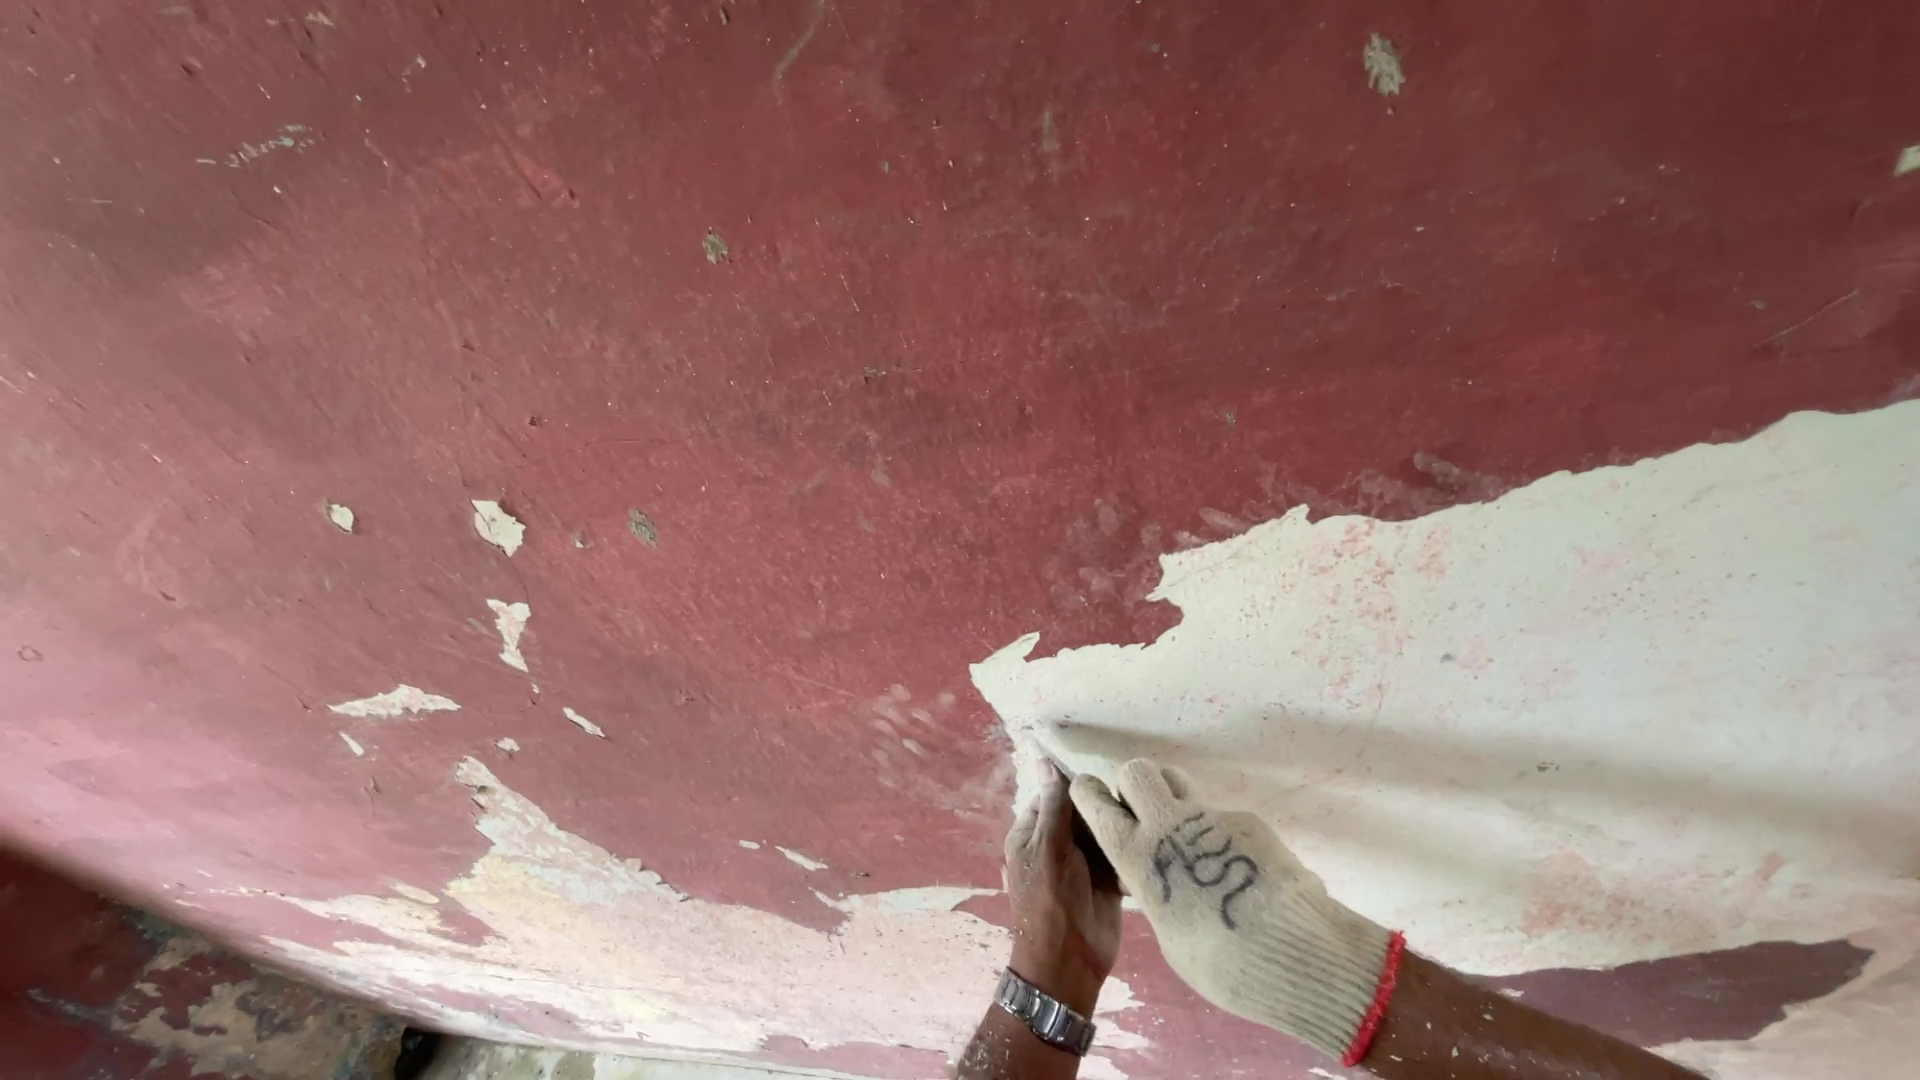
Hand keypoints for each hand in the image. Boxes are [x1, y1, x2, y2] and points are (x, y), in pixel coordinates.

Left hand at [1002, 760, 1123, 1015]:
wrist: (1071, 962)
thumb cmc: (1051, 900)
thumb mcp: (1050, 847)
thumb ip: (1054, 804)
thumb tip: (1044, 759)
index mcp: (1031, 833)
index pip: (1054, 795)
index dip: (1076, 786)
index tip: (1104, 776)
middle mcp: (1056, 843)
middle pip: (1082, 811)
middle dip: (1103, 808)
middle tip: (1133, 798)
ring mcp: (1081, 862)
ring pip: (1102, 830)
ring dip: (1119, 828)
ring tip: (1145, 817)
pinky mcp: (1106, 878)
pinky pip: (1118, 854)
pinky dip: (1128, 851)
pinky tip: (1149, 842)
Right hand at [1070, 759, 1396, 1061]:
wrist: (1296, 952)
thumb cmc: (1222, 962)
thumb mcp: (1169, 935)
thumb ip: (1156, 893)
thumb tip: (1162, 880)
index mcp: (1138, 856)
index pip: (1097, 801)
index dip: (1089, 793)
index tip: (1092, 797)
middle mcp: (1168, 825)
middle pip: (1137, 770)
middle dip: (1135, 786)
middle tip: (1147, 816)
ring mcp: (1211, 817)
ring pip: (1179, 781)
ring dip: (1175, 798)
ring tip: (1192, 838)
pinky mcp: (1248, 821)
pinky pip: (1222, 817)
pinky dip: (1224, 838)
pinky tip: (1244, 875)